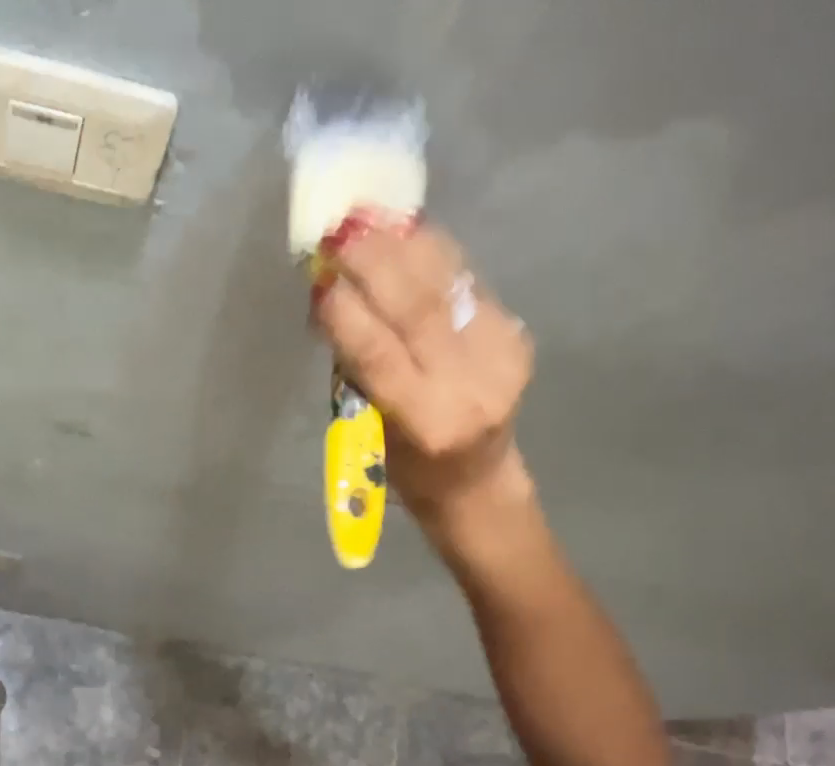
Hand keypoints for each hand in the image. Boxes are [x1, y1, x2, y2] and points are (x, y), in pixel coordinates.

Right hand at [314, 215, 535, 524]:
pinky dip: (433, 254)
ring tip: (371, 216)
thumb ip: (356, 363)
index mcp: (425, 422)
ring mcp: (500, 356)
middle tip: (340, 229)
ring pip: (448, 285)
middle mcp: (469, 386)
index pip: (380, 354)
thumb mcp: (369, 426)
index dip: (348, 312)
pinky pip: (466, 283)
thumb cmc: (405, 465)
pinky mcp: (516, 334)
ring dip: (405, 245)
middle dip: (376, 262)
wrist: (476, 481)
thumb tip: (333, 293)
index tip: (319, 275)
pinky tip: (406, 233)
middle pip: (419, 308)